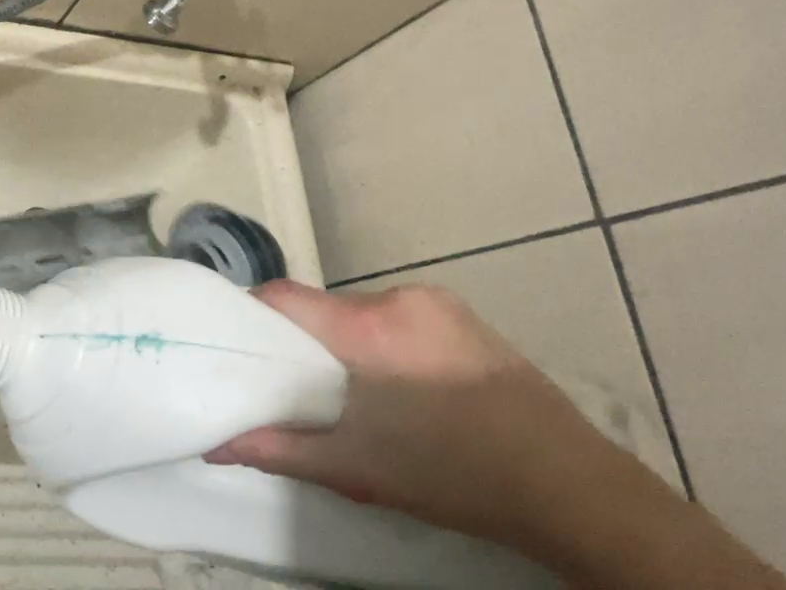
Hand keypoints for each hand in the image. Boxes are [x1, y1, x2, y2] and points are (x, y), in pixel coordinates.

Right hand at [205, 281, 662, 550]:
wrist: (572, 488)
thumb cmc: (452, 476)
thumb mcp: (356, 469)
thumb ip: (279, 449)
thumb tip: (212, 444)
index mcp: (368, 328)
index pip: (284, 296)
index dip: (252, 314)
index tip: (239, 345)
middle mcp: (400, 298)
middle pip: (323, 307)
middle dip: (306, 341)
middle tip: (302, 388)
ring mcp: (439, 302)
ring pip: (361, 312)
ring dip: (348, 343)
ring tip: (358, 394)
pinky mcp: (466, 316)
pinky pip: (399, 316)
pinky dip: (385, 342)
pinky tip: (404, 387)